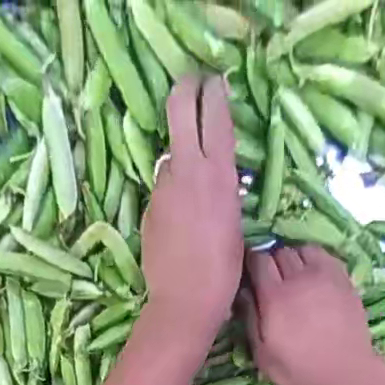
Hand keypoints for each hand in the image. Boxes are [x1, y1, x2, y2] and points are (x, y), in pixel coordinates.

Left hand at [141, 75, 242, 336]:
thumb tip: (217, 177)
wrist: (184, 302)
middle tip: (193, 86)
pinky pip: (162, 188)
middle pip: (179, 106)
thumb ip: (224, 191)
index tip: (216, 82)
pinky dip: (172, 192)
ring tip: (193, 181)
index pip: (214, 111)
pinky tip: (181, 218)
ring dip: (180, 156)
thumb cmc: (223, 271)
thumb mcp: (235, 223)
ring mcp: (163, 189)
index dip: (214, 90)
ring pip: (170, 154)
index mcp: (218, 173)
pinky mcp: (148, 209)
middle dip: (186, 89)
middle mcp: (187, 171)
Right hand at [241, 245, 383, 384]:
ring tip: (291, 275)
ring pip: (302, 249)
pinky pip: (324, 255)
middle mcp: (299, 278)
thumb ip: (250, 320)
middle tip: (268, 279)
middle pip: (279, 252)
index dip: (250, 262)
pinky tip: (311, 275)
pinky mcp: (343, 279)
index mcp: (274, 297)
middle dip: (270, 261)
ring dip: (292, 257)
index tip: (248, 273)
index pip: (258, 261)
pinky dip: (313, 258)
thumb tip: (242, 292)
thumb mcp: (263, 355)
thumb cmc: (299, 371)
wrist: (346, 375)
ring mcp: (324, 276)